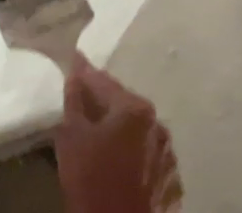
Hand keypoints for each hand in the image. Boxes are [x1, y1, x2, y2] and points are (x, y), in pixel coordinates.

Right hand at [57, 56, 182, 212]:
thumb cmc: (91, 179)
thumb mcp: (71, 135)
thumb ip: (74, 99)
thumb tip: (76, 74)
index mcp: (135, 108)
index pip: (103, 81)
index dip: (83, 74)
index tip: (72, 63)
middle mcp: (158, 123)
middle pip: (123, 103)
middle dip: (102, 102)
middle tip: (80, 103)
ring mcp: (168, 152)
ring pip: (137, 129)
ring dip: (120, 126)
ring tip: (98, 134)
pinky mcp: (170, 178)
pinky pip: (147, 153)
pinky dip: (133, 150)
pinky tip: (118, 159)